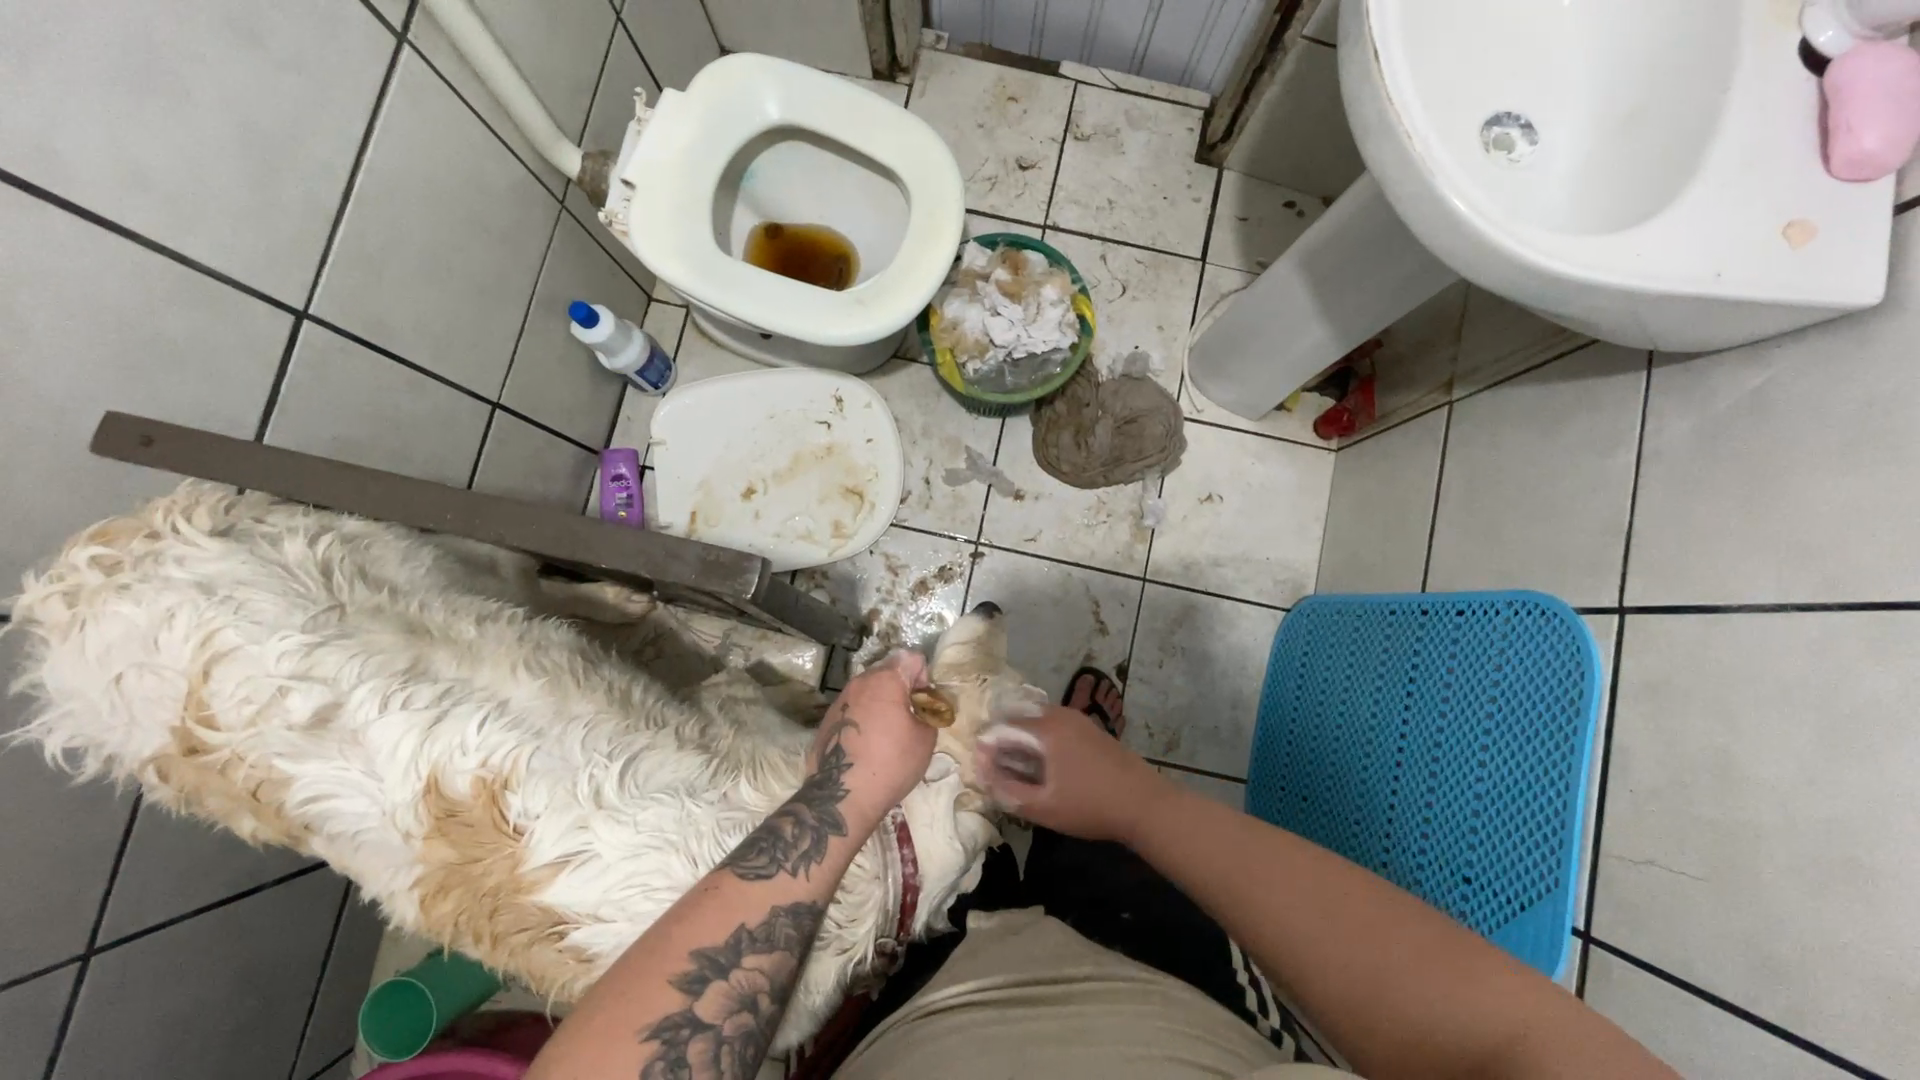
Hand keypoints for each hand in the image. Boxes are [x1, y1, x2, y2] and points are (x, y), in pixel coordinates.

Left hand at [816, 651, 937, 816]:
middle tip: (910, 718)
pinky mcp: (826, 720)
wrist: (842, 796)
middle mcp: (859, 682)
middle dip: (902, 689)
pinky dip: (864, 718)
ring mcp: (839, 700)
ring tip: (888, 734)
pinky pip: (853, 709)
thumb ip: (928, 713)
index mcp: (886, 680)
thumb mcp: (926, 739)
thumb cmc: (892, 763)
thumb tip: (921, 708)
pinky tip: (867, 745)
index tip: (925, 703)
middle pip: (888, 672)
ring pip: (868, 691)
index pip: (912, 658)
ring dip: (882, 703)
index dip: (924, 677)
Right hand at [973, 705, 1175, 844]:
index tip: (979, 771)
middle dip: (1002, 741)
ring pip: (1038, 723)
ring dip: (1023, 742)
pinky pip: (1055, 728)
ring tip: (1017, 770)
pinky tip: (1045, 768)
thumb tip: (983, 777)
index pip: (1001, 728)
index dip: (985, 749)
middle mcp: (1061, 714)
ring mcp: (1079, 720)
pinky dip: (1042, 742)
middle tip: (995, 770)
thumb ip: (1008, 792)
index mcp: (1046, 727)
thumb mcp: (1044, 808)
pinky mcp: (1092, 731)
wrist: (1147, 806)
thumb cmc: (1091, 806)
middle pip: (1019, 719)